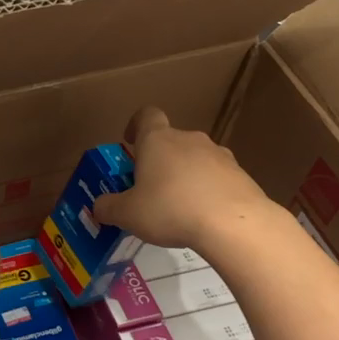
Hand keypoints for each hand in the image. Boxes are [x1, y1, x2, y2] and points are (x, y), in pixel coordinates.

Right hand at [91, 107, 280, 249]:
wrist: (233, 224)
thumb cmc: (169, 209)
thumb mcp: (127, 214)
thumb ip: (108, 207)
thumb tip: (99, 206)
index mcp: (157, 140)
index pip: (146, 115)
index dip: (136, 125)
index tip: (130, 143)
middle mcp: (189, 139)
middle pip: (170, 141)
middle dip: (158, 161)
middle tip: (148, 189)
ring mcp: (219, 155)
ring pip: (194, 159)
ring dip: (184, 176)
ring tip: (177, 207)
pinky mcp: (240, 175)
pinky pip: (216, 178)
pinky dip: (206, 191)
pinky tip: (202, 217)